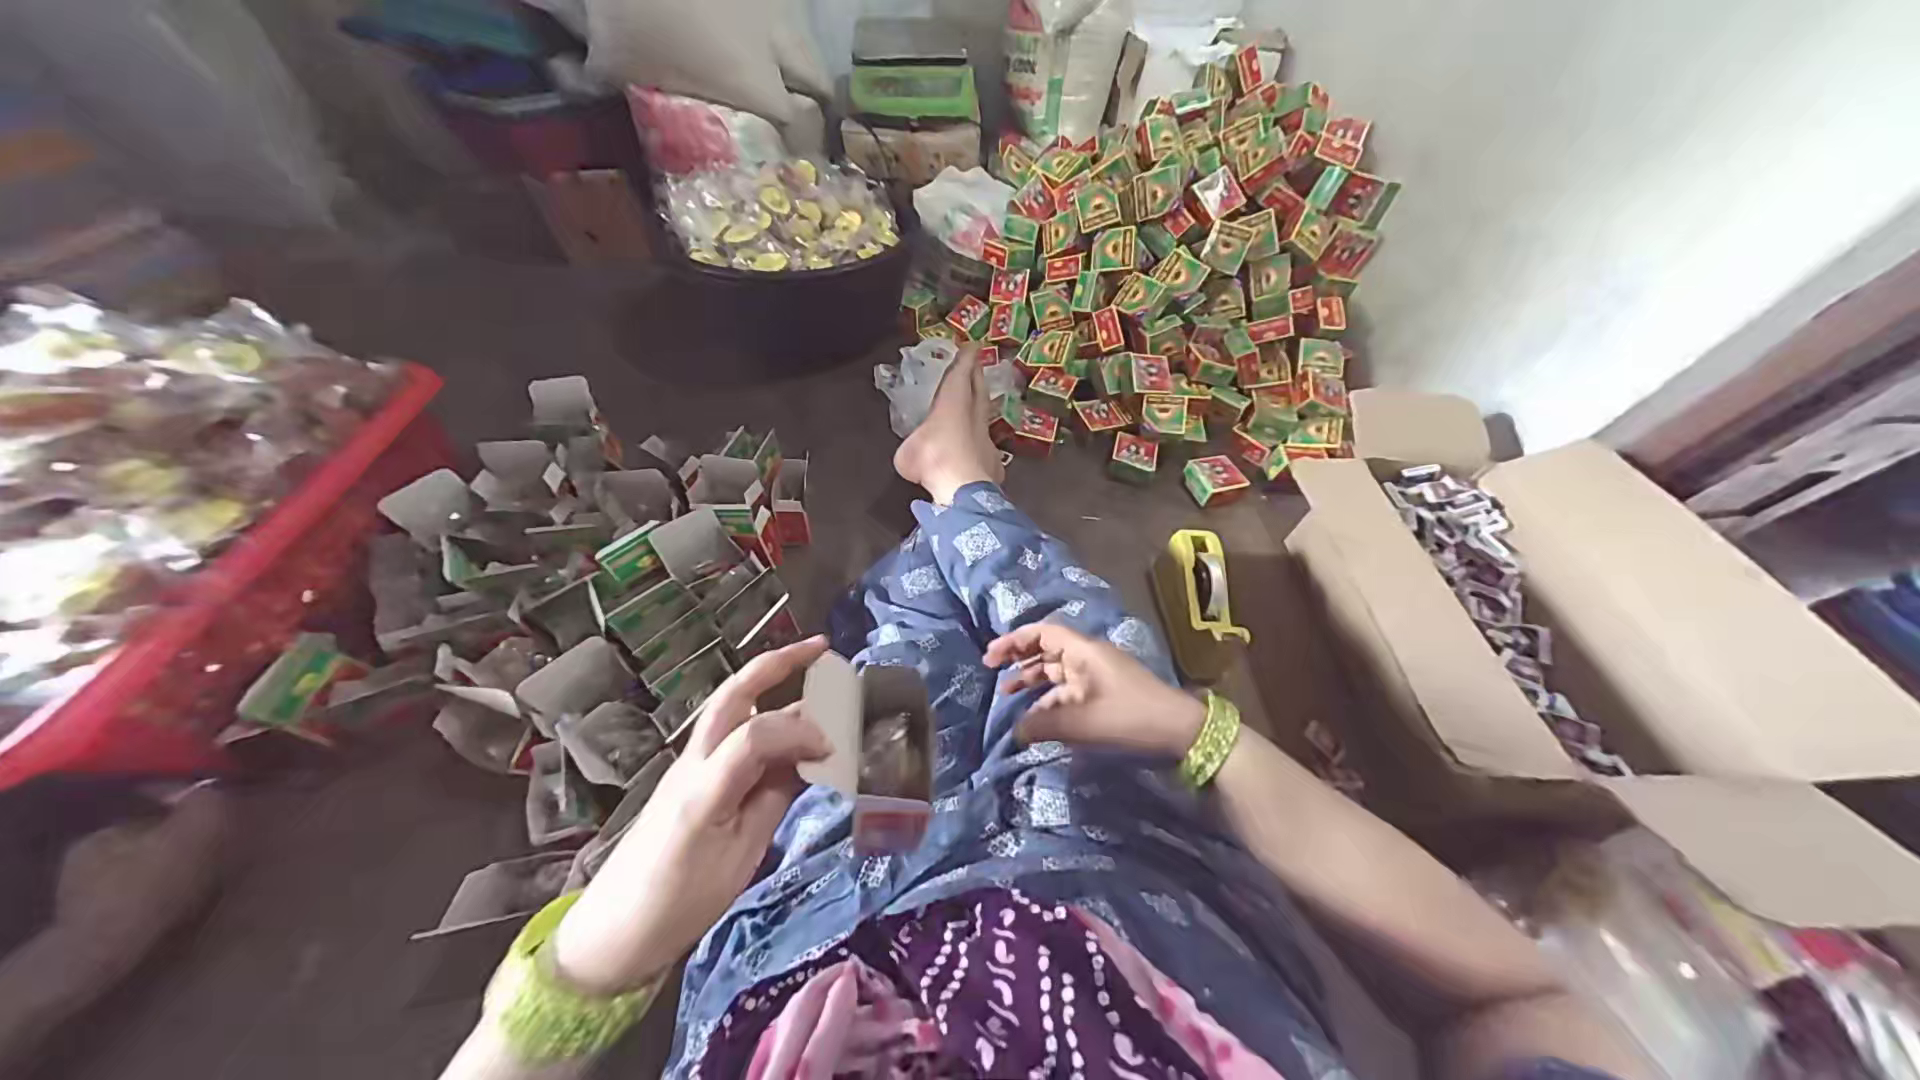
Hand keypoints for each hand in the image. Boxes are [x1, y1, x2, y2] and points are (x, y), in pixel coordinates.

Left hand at [548, 635, 831, 994]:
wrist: (612, 933)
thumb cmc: (678, 904)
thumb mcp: (739, 860)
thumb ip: (774, 802)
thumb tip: (807, 763)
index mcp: (704, 788)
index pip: (757, 734)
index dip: (801, 731)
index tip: (832, 749)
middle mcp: (694, 762)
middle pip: (734, 693)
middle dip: (778, 663)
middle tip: (820, 648)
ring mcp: (688, 764)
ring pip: (729, 705)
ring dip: (769, 682)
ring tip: (810, 674)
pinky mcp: (690, 774)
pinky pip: (729, 731)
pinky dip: (762, 716)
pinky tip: (786, 727)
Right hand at [984, 622, 1203, 757]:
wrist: (1179, 730)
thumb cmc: (1130, 716)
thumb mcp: (1084, 722)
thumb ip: (1045, 725)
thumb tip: (1015, 731)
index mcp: (1084, 651)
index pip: (1042, 633)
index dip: (1014, 640)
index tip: (991, 656)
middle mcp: (1087, 657)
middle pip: (1046, 649)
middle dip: (1018, 657)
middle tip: (992, 670)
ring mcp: (1096, 674)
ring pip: (1055, 670)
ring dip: (1031, 679)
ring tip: (1007, 693)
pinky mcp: (1103, 693)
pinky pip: (1067, 689)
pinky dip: (1049, 698)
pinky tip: (1036, 715)